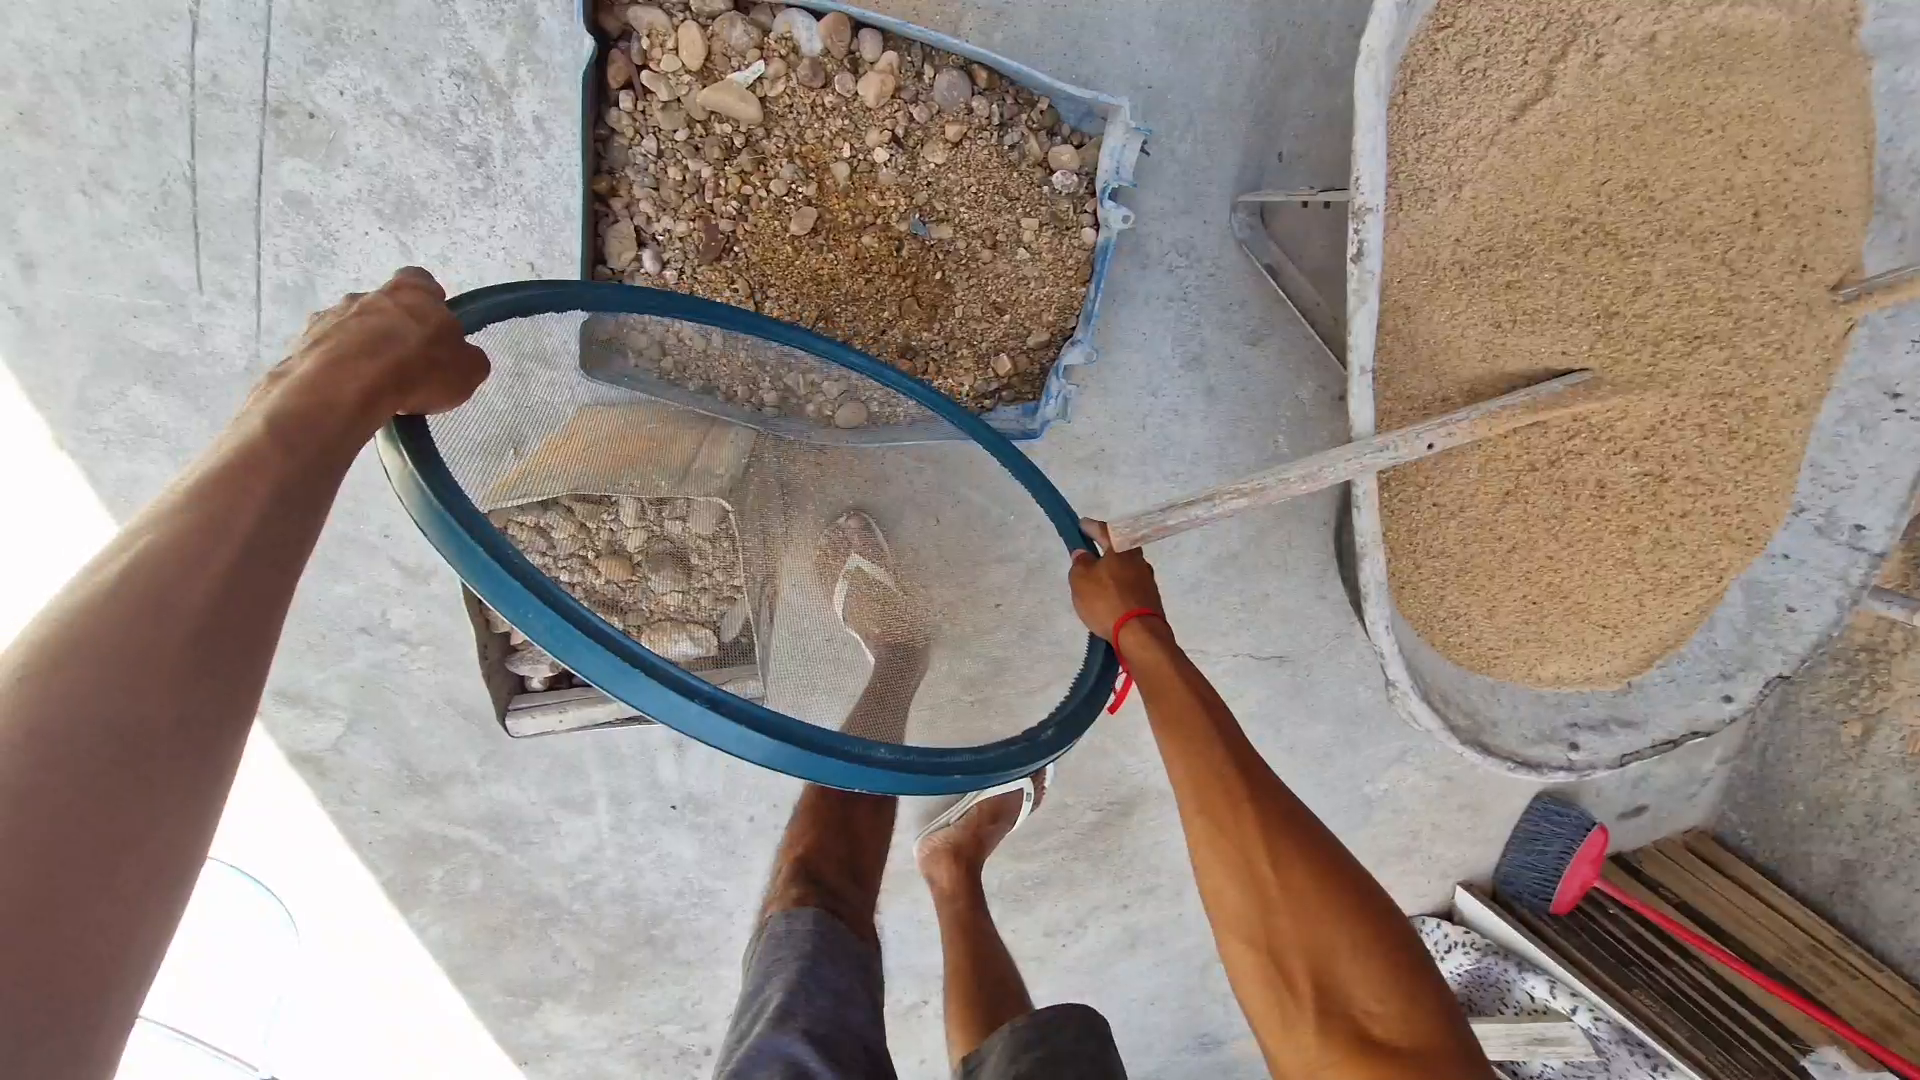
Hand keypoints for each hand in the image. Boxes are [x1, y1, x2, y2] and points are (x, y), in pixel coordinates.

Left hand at [283, 267, 489, 418]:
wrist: (344, 388)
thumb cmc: (419, 369)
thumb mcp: (470, 369)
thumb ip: (468, 356)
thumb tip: (460, 355)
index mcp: (412, 293)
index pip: (421, 281)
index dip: (430, 300)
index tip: (436, 323)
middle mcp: (368, 294)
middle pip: (386, 306)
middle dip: (397, 330)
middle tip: (412, 364)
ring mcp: (331, 316)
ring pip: (355, 328)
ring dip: (367, 348)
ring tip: (381, 384)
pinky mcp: (305, 342)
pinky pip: (331, 351)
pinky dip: (343, 367)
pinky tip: (355, 392)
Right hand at [1068, 518, 1165, 640]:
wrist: (1140, 634)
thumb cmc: (1106, 601)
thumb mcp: (1081, 580)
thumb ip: (1080, 563)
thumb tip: (1083, 554)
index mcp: (1121, 548)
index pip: (1104, 530)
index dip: (1090, 527)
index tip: (1082, 524)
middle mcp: (1138, 559)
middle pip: (1120, 548)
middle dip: (1106, 548)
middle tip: (1092, 550)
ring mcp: (1148, 580)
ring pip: (1126, 568)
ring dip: (1113, 570)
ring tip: (1099, 578)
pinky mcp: (1151, 599)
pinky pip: (1130, 586)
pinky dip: (1120, 587)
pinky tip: (1111, 596)